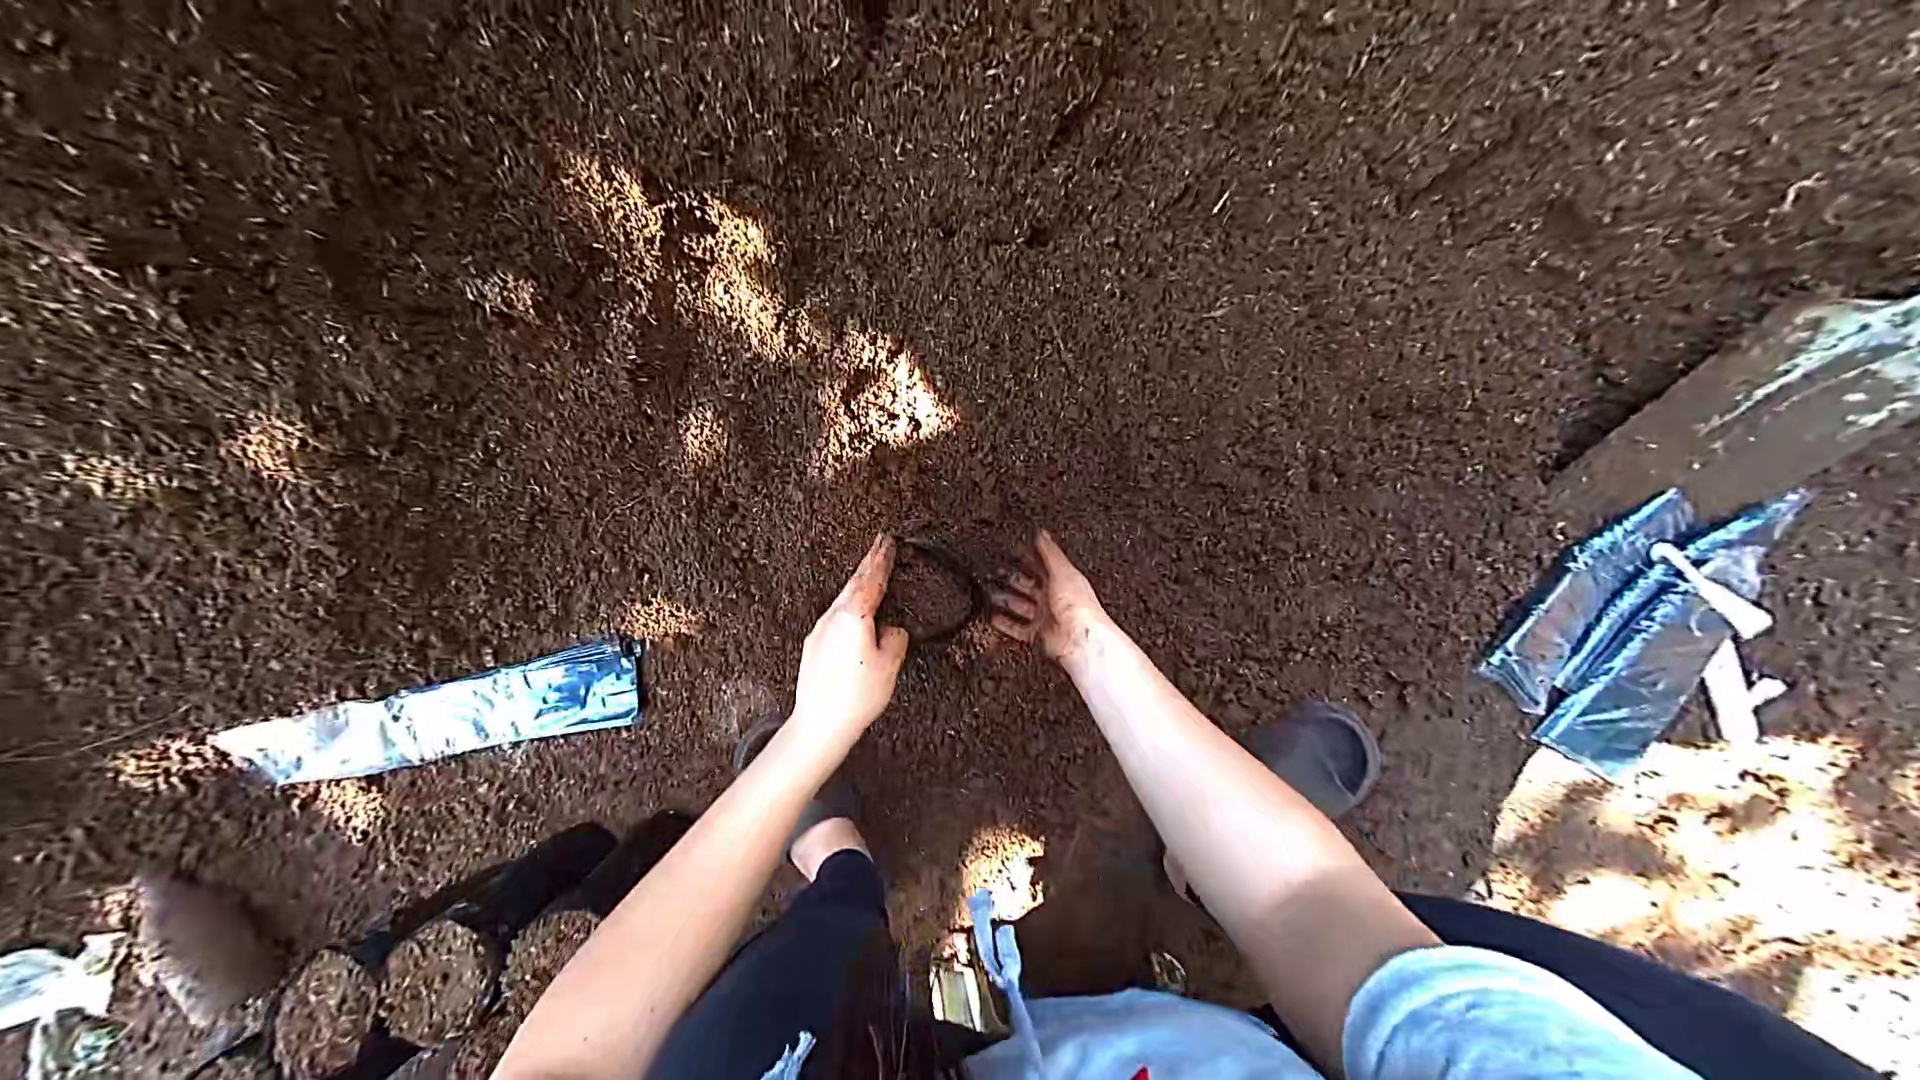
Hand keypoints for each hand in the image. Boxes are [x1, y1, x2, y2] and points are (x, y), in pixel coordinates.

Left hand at [792, 533, 910, 737]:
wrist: (819, 723)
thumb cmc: (855, 697)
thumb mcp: (889, 665)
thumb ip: (894, 638)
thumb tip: (891, 629)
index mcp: (854, 616)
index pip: (872, 579)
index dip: (882, 559)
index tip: (888, 542)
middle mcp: (833, 618)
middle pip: (855, 582)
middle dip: (869, 561)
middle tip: (880, 544)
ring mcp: (821, 630)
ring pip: (844, 597)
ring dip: (858, 581)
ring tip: (870, 570)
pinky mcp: (814, 644)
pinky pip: (836, 615)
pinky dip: (849, 603)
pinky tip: (854, 609)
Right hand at [990, 530, 1111, 664]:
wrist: (1079, 639)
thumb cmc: (1078, 606)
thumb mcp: (1062, 571)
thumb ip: (1050, 552)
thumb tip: (1043, 534)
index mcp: (1063, 581)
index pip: (1042, 564)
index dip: (1029, 556)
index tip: (1015, 549)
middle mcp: (1053, 598)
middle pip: (1029, 585)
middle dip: (1013, 577)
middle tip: (997, 570)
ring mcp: (1045, 616)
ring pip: (1020, 605)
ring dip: (1005, 599)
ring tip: (990, 592)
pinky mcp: (1037, 634)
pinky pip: (1017, 628)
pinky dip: (1005, 623)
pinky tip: (994, 617)